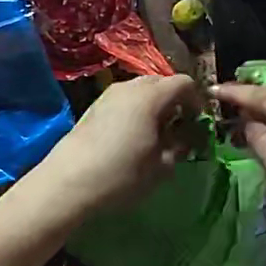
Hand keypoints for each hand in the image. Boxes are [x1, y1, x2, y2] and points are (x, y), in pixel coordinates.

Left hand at [28, 74, 203, 219]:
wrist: (68, 182)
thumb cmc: (122, 174)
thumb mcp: (162, 166)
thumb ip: (180, 146)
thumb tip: (186, 137)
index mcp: (151, 96)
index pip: (184, 83)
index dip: (196, 102)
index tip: (197, 125)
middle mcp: (128, 87)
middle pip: (160, 83)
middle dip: (173, 102)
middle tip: (177, 129)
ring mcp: (107, 95)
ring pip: (139, 91)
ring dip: (152, 106)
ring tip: (154, 135)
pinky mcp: (91, 108)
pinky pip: (122, 101)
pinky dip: (133, 111)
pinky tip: (130, 137)